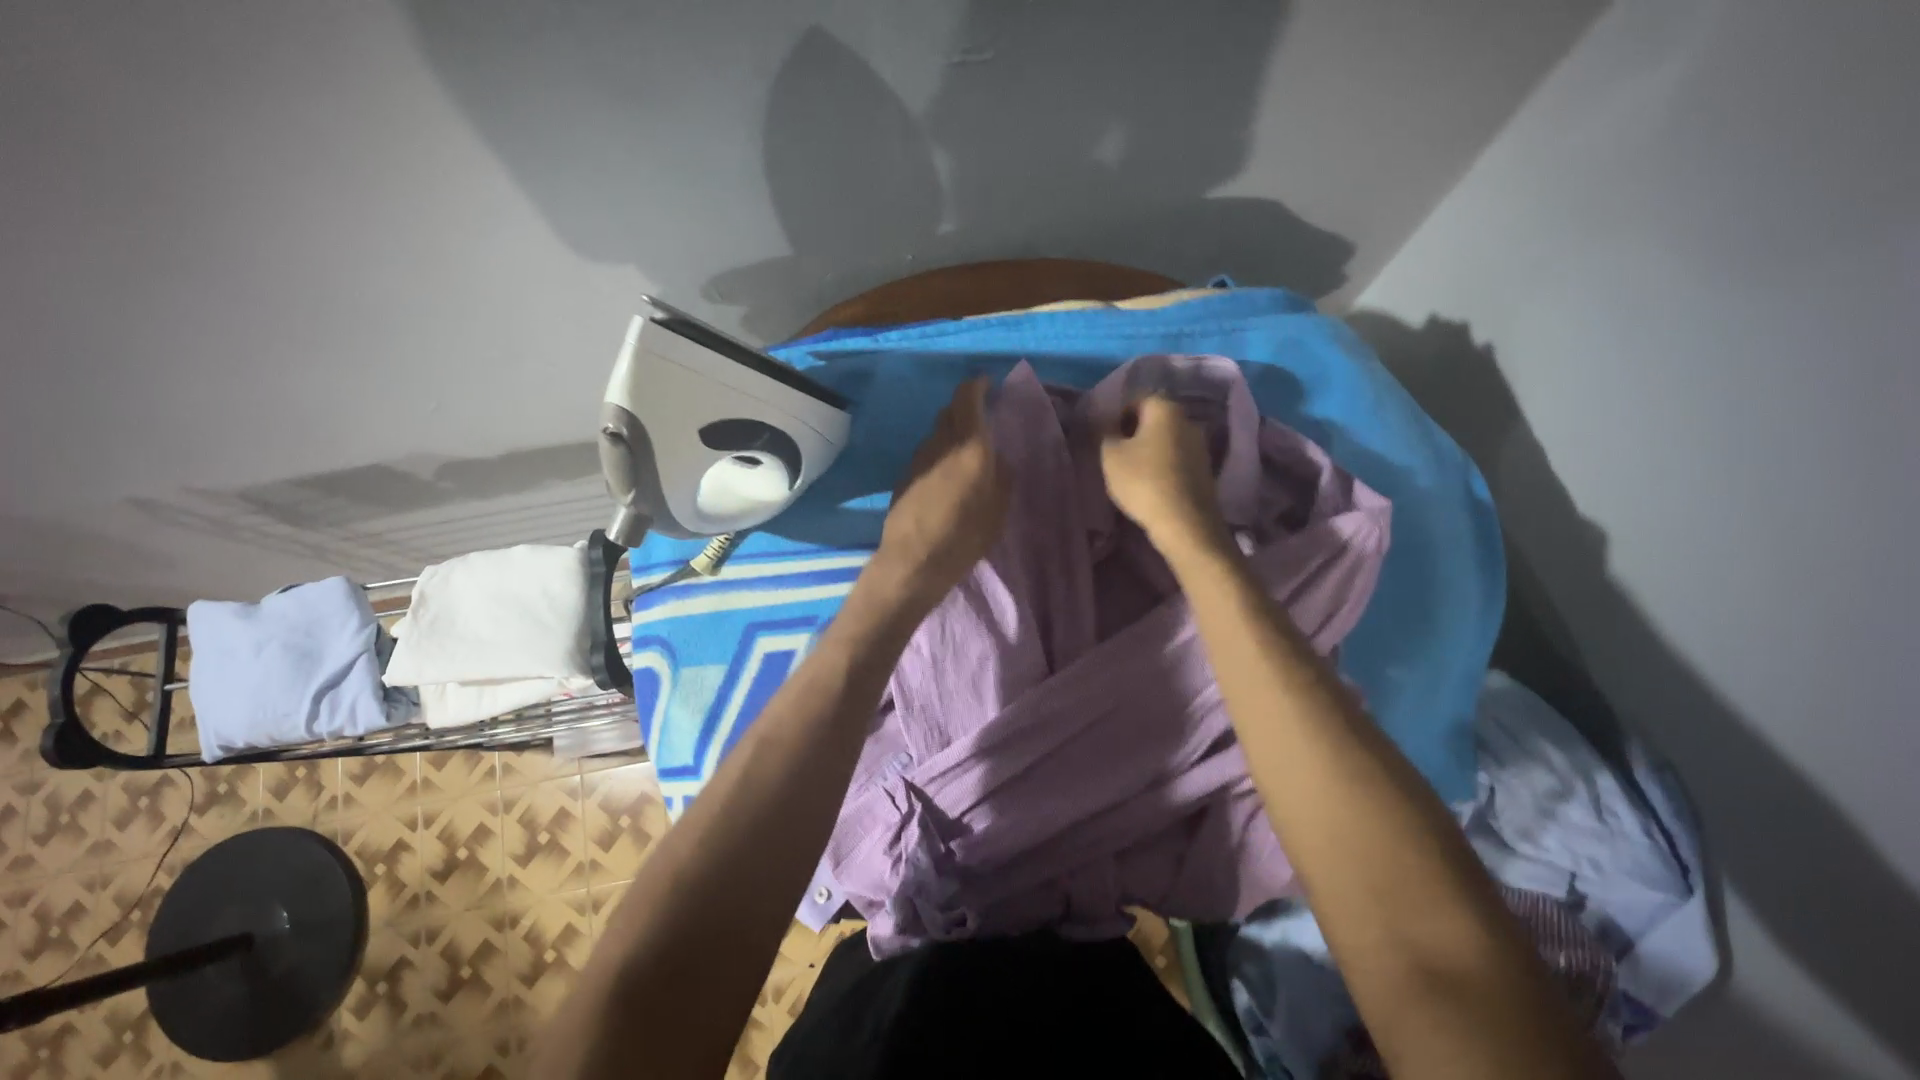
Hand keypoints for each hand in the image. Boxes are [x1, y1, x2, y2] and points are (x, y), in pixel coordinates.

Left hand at [871, 378, 1010, 610]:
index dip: (978, 385)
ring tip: (968, 453)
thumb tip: (999, 458)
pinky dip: (940, 455)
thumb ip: (1002, 475)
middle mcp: (940, 442)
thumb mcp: (999, 507)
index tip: (988, 384)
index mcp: (969, 443)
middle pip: (950, 411)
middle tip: (984, 419)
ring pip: (937, 433)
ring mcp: (918, 458)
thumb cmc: (964, 535)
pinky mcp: (905, 476)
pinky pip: (928, 454)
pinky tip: (948, 477)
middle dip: (966, 409)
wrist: (913, 561)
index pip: (967, 396)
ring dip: (952, 434)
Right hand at [1099, 395, 1229, 554]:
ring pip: (1167, 441)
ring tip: (1133, 474)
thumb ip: (1105, 434)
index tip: (1106, 440)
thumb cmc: (1143, 481)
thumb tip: (1109, 426)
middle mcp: (1188, 420)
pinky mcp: (1206, 470)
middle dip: (1135, 434)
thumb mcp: (1110, 456)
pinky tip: (1153, 486)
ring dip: (1150, 452)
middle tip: (1117, 457)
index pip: (1136, 400)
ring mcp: (1201, 446)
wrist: (1185, 523)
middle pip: (1154, 420)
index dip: (1117, 417)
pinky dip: (1164, 467)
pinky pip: (1178, 460)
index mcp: (1166, 408)